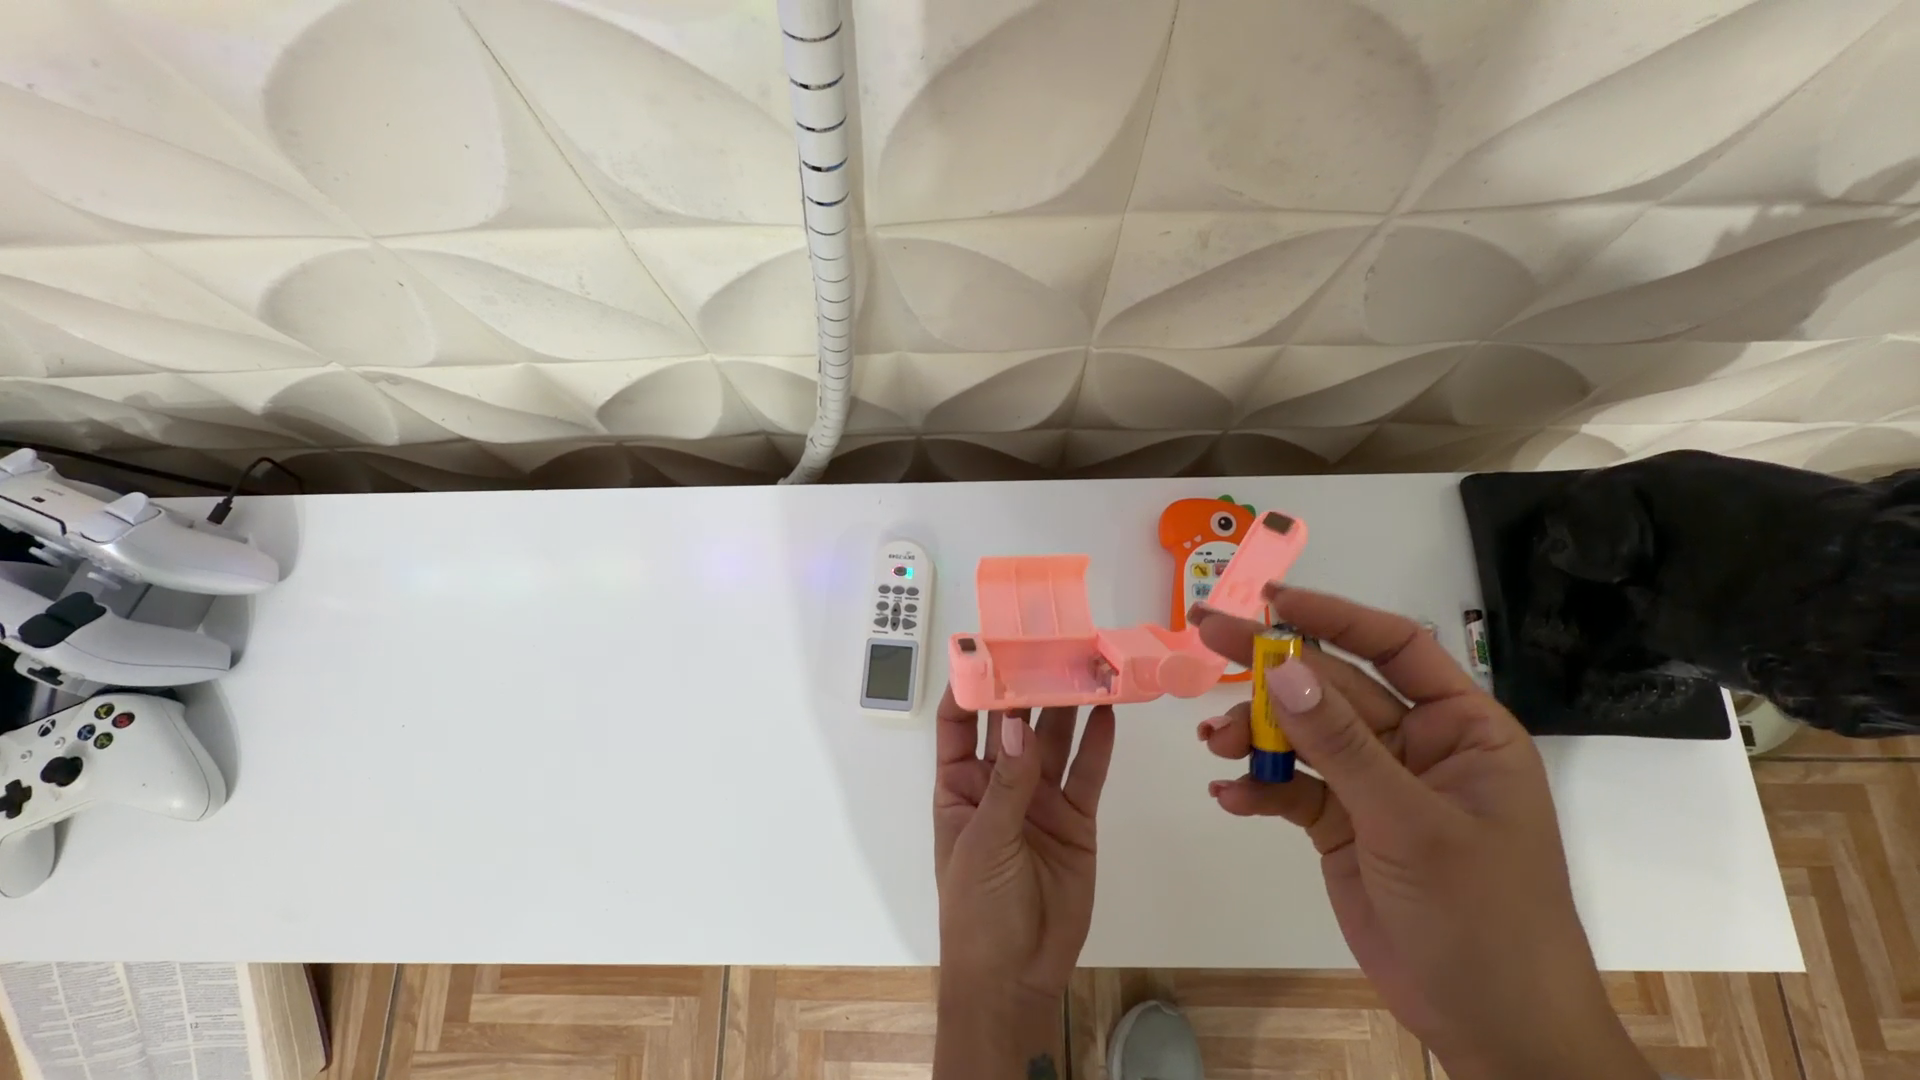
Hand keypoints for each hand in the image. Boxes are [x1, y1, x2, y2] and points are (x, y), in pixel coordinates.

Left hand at [931, 689, 1114, 1079]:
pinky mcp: (1076, 817)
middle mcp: (999, 783)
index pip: (960, 724)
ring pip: (1053, 740)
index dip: (972, 688)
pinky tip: (1108, 710)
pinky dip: (1097, 742)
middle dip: (1026, 687)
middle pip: (1012, 724)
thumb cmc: (978, 908)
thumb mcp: (985, 841)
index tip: (989, 650)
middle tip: (1048, 646)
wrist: (1018, 974)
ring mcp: (1039, 798)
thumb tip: (1016, 724)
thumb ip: (1007, 783)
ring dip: (1066, 706)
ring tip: (1084, 666)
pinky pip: (1087, 772)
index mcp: (960, 785)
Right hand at [1192, 589, 1655, 1079]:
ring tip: (1214, 745)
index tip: (1270, 600)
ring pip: (1303, 736)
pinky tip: (1230, 798)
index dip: (1334, 616)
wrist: (1493, 1030)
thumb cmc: (1482, 917)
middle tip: (1205, 637)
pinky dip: (1259, 789)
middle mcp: (1415, 745)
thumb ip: (1341, 744)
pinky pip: (1292, 789)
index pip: (1395, 647)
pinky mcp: (1342, 826)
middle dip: (1269, 671)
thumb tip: (1282, 668)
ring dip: (1256, 733)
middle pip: (1332, 688)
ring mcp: (1375, 787)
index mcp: (1461, 728)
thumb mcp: (1409, 823)